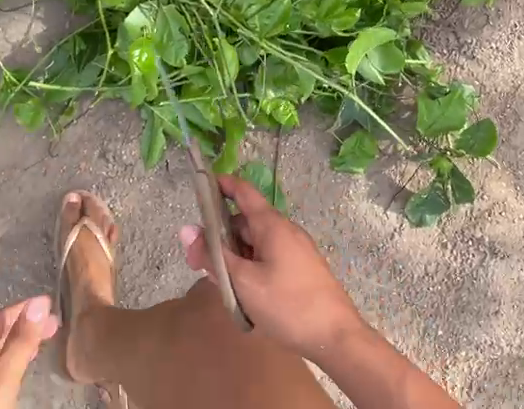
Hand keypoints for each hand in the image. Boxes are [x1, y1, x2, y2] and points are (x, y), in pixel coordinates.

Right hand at [180, 173, 366, 359]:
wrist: (336, 338)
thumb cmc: (288, 305)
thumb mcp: (243, 283)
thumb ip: (213, 257)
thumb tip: (186, 230)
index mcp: (271, 224)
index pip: (243, 191)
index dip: (222, 184)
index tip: (201, 185)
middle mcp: (285, 230)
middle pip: (246, 221)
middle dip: (222, 236)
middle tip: (200, 261)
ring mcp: (296, 249)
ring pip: (257, 243)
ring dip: (237, 256)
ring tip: (224, 283)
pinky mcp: (302, 268)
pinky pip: (270, 257)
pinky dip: (252, 266)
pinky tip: (246, 293)